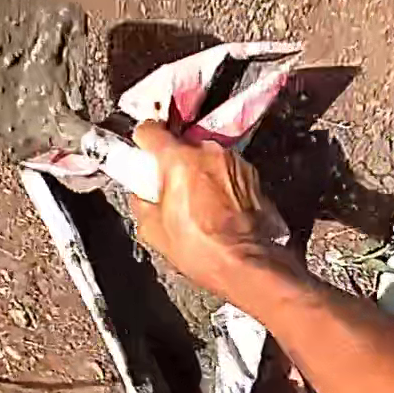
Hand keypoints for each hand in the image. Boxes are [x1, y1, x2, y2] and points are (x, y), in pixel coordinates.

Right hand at [130, 122, 290, 297]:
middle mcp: (208, 150)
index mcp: (178, 160)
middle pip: (181, 146)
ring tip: (197, 207)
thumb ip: (141, 203)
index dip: (142, 145)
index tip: (142, 159)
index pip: (150, 131)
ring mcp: (233, 160)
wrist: (246, 262)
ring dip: (198, 174)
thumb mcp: (154, 232)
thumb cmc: (200, 248)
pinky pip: (226, 171)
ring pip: (206, 158)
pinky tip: (218, 211)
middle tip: (170, 194)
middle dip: (173, 165)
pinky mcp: (252, 174)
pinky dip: (219, 184)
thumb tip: (141, 195)